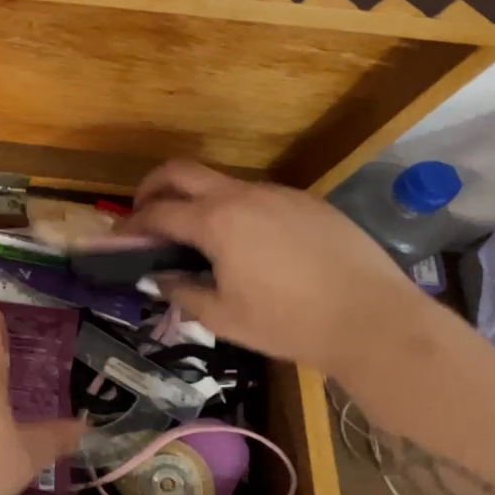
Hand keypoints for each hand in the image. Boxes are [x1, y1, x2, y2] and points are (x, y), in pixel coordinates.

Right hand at [124, 161, 432, 380]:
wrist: (376, 321)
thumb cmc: (290, 323)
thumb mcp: (224, 318)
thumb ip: (183, 292)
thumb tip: (160, 278)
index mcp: (216, 222)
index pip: (157, 212)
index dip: (131, 224)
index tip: (119, 238)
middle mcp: (242, 196)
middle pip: (180, 172)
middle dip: (152, 187)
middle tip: (145, 215)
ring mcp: (278, 194)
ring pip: (222, 184)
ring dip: (198, 201)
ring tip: (200, 239)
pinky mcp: (308, 203)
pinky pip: (259, 198)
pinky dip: (237, 211)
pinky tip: (250, 246)